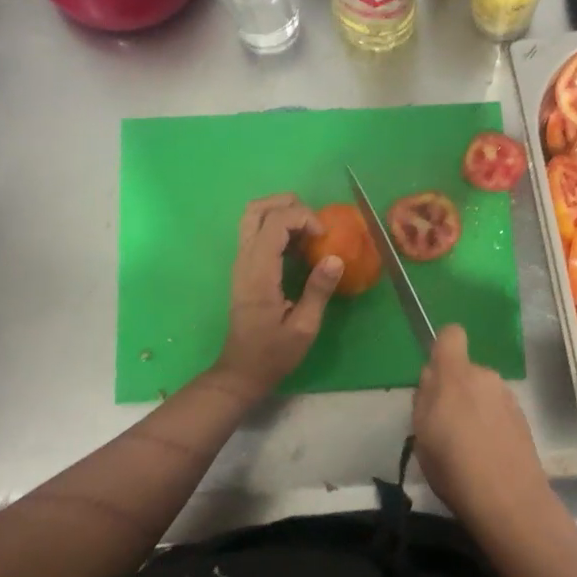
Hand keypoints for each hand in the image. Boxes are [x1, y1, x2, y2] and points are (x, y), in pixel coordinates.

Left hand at [212, 193, 340, 400]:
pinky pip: (255, 234)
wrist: (242, 371)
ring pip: (252, 218)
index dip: (303, 218)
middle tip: (315, 222)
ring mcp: (241, 264)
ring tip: (309, 231)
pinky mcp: (244, 270)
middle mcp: (244, 261)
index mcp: (259, 272)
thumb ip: (318, 290)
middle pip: (256, 210)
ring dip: (280, 214)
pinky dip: (276, 229)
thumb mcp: (304, 327)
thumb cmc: (274, 353)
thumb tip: (335, 258)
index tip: (324, 238)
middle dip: (288, 205)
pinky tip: (298, 247)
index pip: (275, 223)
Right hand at [412, 325, 546, 515]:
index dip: (441, 349)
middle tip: (443, 426)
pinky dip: (490, 424)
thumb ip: (424, 398)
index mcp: (456, 375)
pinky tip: (486, 454)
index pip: (451, 335)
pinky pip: (497, 410)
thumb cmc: (453, 465)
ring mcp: (508, 397)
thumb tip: (432, 378)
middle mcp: (486, 377)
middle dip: (454, 389)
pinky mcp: (523, 418)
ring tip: (466, 447)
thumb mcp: (421, 434)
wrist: (508, 498)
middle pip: (465, 370)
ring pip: (482, 392)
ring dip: (473, 408)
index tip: (434, 378)